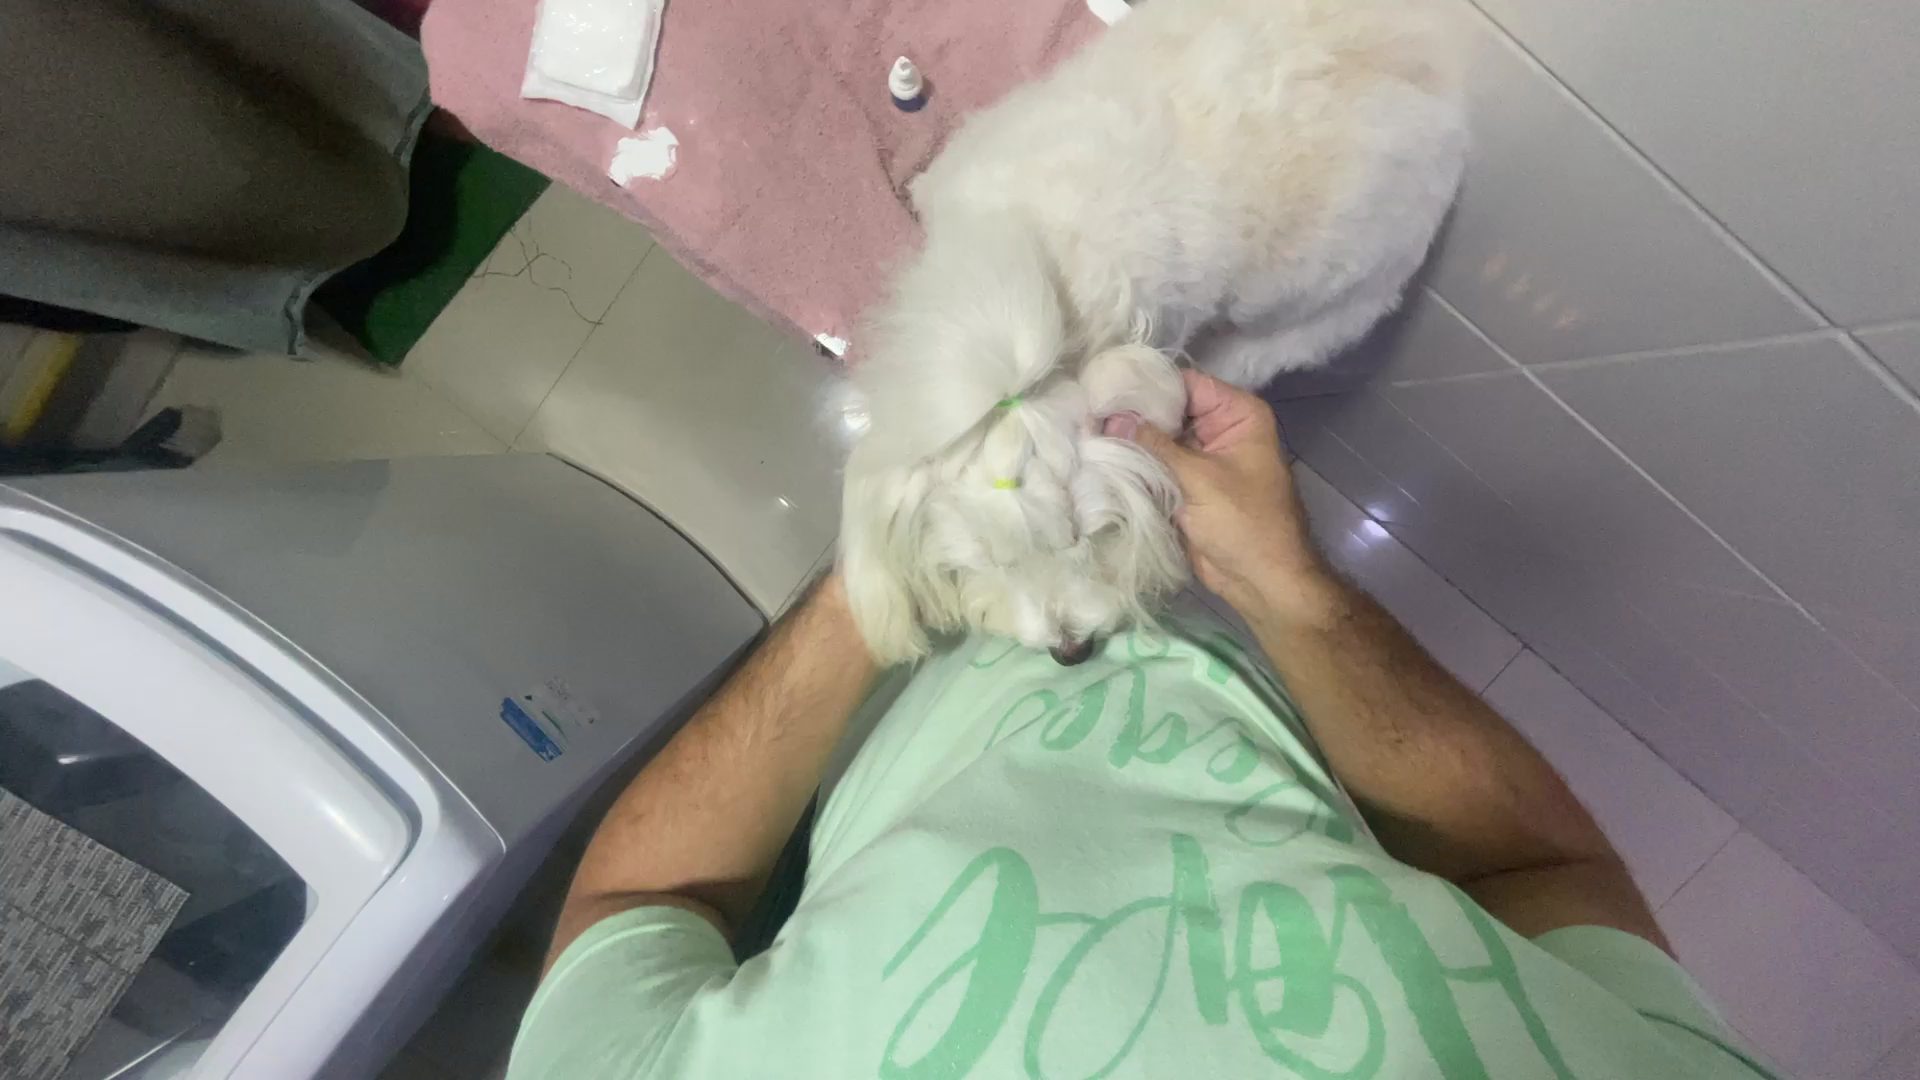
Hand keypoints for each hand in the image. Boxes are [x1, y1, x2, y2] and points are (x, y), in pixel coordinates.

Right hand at [1105, 370, 1340, 626]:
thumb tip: (1109, 418)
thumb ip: (1154, 446)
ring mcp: (1200, 458)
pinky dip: (1134, 464)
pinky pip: (1156, 465)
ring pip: (1158, 439)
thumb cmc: (1244, 522)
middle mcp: (1219, 429)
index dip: (1149, 384)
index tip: (1107, 387)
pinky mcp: (1185, 485)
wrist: (1259, 579)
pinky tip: (1100, 457)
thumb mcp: (1199, 478)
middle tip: (1088, 411)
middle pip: (1169, 410)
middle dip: (1133, 413)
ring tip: (1086, 431)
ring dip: (1130, 440)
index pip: (1187, 384)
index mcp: (1237, 415)